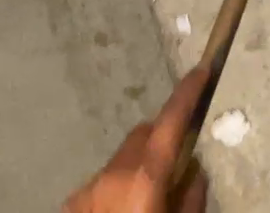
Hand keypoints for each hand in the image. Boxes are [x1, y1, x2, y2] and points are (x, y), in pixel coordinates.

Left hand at [64, 66, 211, 212]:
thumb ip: (190, 197)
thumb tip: (191, 173)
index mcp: (143, 179)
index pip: (171, 121)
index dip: (188, 93)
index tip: (202, 71)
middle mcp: (110, 176)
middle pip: (142, 136)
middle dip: (161, 138)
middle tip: (179, 161)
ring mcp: (84, 194)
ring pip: (119, 163)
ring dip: (137, 168)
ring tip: (149, 202)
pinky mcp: (67, 210)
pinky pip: (99, 187)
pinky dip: (116, 191)